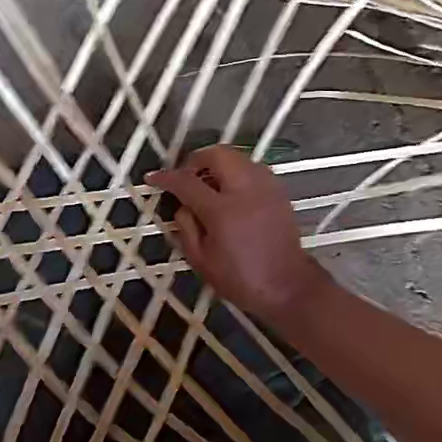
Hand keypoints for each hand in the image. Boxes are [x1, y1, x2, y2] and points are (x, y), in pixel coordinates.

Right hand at [148, 145, 328, 316]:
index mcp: (222, 210)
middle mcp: (246, 189)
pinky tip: (229, 191)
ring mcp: (266, 186)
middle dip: (195, 161)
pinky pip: (250, 167)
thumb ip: (185, 227)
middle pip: (216, 154)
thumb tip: (182, 205)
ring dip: (216, 164)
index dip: (166, 178)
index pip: (187, 182)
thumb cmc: (240, 278)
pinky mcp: (278, 190)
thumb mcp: (200, 260)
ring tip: (206, 184)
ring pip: (235, 156)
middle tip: (185, 178)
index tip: (153, 178)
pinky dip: (234, 171)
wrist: (287, 286)